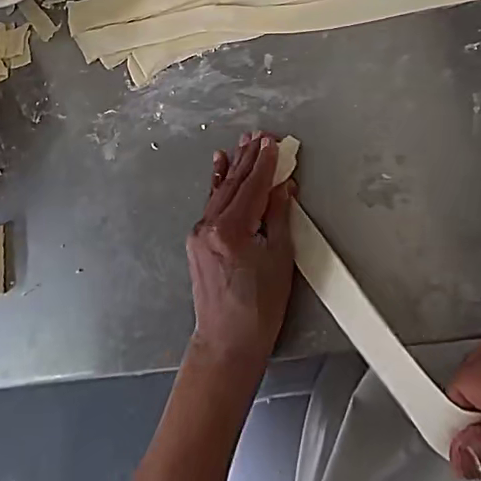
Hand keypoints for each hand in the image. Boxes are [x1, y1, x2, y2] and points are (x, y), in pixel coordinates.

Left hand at [185, 132, 295, 363]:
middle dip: (251, 158)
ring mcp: (199, 233)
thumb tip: (283, 186)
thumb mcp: (280, 258)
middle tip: (263, 136)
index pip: (253, 186)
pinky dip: (218, 182)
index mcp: (231, 230)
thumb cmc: (260, 309)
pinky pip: (211, 203)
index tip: (275, 143)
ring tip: (245, 142)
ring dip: (236, 165)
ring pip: (222, 190)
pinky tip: (220, 163)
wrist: (227, 344)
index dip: (266, 163)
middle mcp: (210, 226)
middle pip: (235, 183)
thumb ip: (279, 216)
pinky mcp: (197, 241)